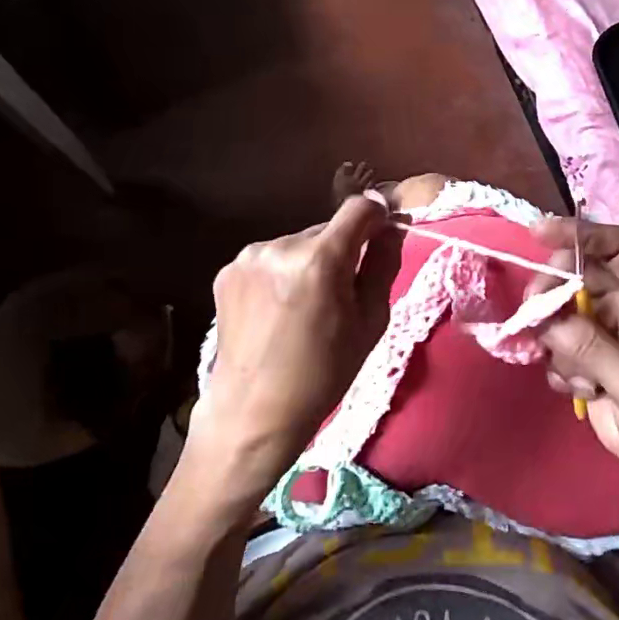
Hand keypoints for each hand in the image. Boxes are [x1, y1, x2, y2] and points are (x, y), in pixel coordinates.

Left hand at [193, 195, 403, 492]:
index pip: (359, 208)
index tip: (381, 236)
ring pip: (298, 244)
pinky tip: (278, 311)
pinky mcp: (227, 271)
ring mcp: (248, 257)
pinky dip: (282, 274)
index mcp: (320, 261)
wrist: (255, 411)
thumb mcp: (370, 323)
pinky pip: (270, 259)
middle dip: (340, 250)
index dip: (377, 217)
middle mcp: (281, 247)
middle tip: (340, 293)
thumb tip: (391, 227)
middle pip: (327, 229)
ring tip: (304, 306)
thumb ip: (383, 265)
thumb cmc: (325, 373)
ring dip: (309, 262)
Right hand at [530, 219, 618, 491]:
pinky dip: (557, 364)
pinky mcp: (584, 353)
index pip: (617, 248)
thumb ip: (594, 350)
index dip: (579, 235)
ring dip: (555, 340)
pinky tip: (580, 390)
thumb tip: (547, 320)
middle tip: (532, 317)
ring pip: (558, 309)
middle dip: (551, 293)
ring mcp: (603, 329)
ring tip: (578, 377)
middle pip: (577, 274)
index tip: (537, 232)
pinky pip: (554, 340)